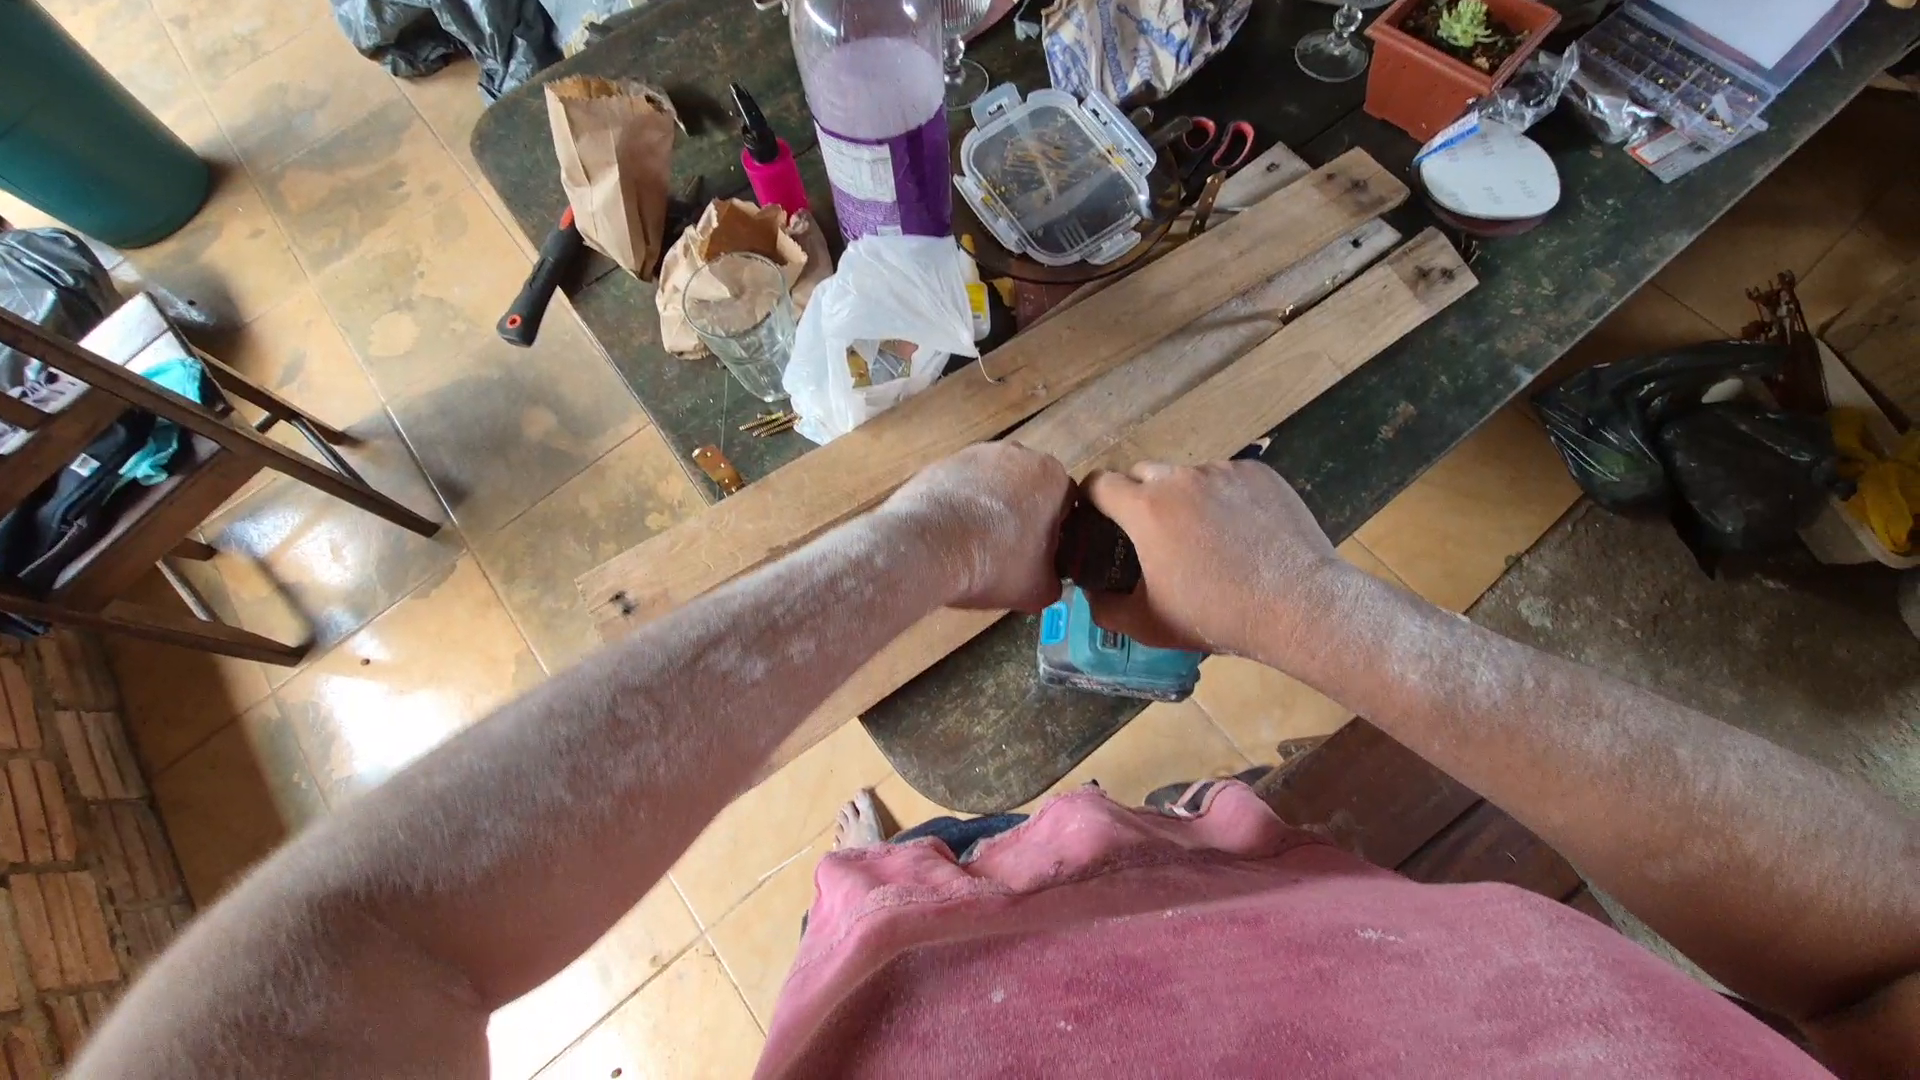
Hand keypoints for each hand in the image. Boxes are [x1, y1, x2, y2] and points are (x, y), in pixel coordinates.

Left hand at [881, 442, 1073, 612]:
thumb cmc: (995, 564)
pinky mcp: (940, 462)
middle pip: (1027, 490)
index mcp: (1052, 476)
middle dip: (1020, 516)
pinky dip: (958, 506)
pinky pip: (959, 487)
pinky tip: (948, 535)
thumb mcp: (1040, 589)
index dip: (1054, 536)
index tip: (1037, 558)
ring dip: (988, 510)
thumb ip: (1054, 580)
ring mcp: (975, 453)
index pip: (1065, 506)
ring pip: (992, 486)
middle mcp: (1017, 453)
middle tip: (1005, 553)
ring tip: (972, 546)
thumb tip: (1048, 579)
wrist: (927, 548)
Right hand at [1082, 460, 1357, 660]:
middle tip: (1151, 534)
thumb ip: (1105, 607)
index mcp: (1145, 508)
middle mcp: (1180, 478)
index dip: (1091, 499)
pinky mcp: (1259, 474)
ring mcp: (1223, 471)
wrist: (1299, 606)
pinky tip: (1240, 531)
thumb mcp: (1147, 624)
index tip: (1097, 519)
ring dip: (1183, 498)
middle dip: (1137, 496)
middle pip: (1142, 472)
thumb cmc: (1215, 615)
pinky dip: (1222, 498)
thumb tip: (1091, 594)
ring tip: (1204, 536)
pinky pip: (1226, 479)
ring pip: (1187, 476)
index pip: (1099, 483)